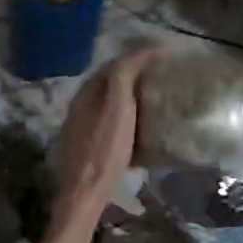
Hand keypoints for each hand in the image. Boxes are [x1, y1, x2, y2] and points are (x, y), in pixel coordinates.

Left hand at [54, 49, 159, 223]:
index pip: (113, 64)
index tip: (164, 56)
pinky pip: (107, 124)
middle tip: (161, 75)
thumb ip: (123, 75)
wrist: (86, 190)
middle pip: (108, 84)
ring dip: (130, 97)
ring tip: (153, 99)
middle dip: (134, 76)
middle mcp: (78, 107)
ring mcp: (80, 128)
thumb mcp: (117, 105)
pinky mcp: (86, 147)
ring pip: (107, 104)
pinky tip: (137, 128)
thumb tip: (142, 51)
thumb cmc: (105, 148)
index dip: (138, 56)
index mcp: (85, 93)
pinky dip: (124, 118)